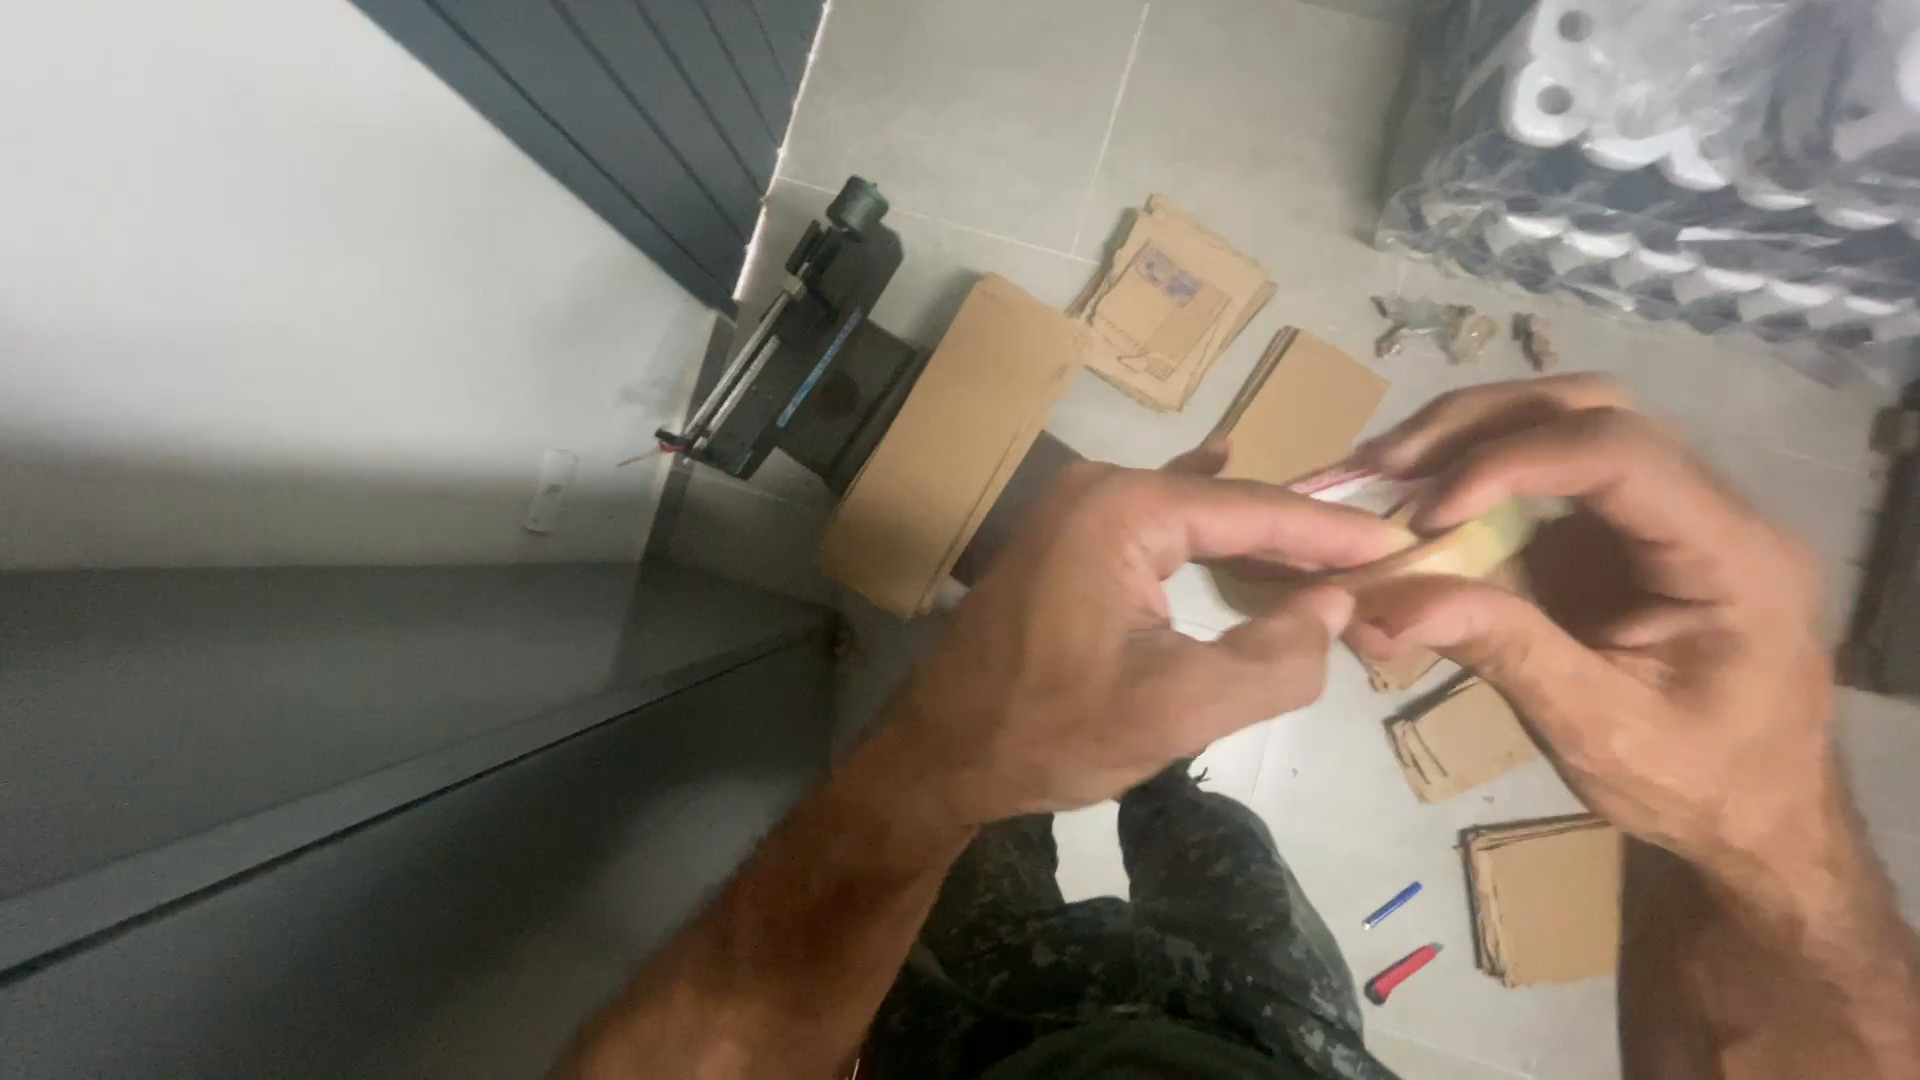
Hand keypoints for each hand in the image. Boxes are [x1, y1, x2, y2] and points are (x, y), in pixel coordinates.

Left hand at [882, 456, 1410, 825]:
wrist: (943, 750)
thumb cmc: (1051, 731)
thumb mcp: (1179, 707)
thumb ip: (1277, 657)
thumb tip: (1337, 605)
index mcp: (1124, 509)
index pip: (1254, 510)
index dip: (1333, 534)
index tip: (1404, 543)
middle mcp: (1095, 488)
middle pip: (1221, 507)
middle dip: (1297, 538)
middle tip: (1379, 558)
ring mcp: (1069, 508)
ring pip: (1186, 515)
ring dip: (1250, 536)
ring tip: (1327, 545)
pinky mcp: (1059, 538)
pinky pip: (1148, 523)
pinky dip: (1195, 526)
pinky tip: (1219, 467)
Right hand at [1348, 375, 1840, 877]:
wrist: (1748, 812)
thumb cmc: (1696, 782)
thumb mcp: (1598, 731)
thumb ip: (1506, 654)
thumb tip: (1387, 604)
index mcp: (1726, 554)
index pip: (1618, 455)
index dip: (1508, 465)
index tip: (1423, 516)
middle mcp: (1698, 510)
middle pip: (1588, 409)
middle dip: (1473, 425)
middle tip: (1382, 464)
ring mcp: (1648, 515)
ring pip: (1560, 422)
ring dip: (1462, 435)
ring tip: (1381, 469)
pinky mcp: (1602, 533)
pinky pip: (1531, 473)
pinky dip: (1460, 471)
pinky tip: (1407, 494)